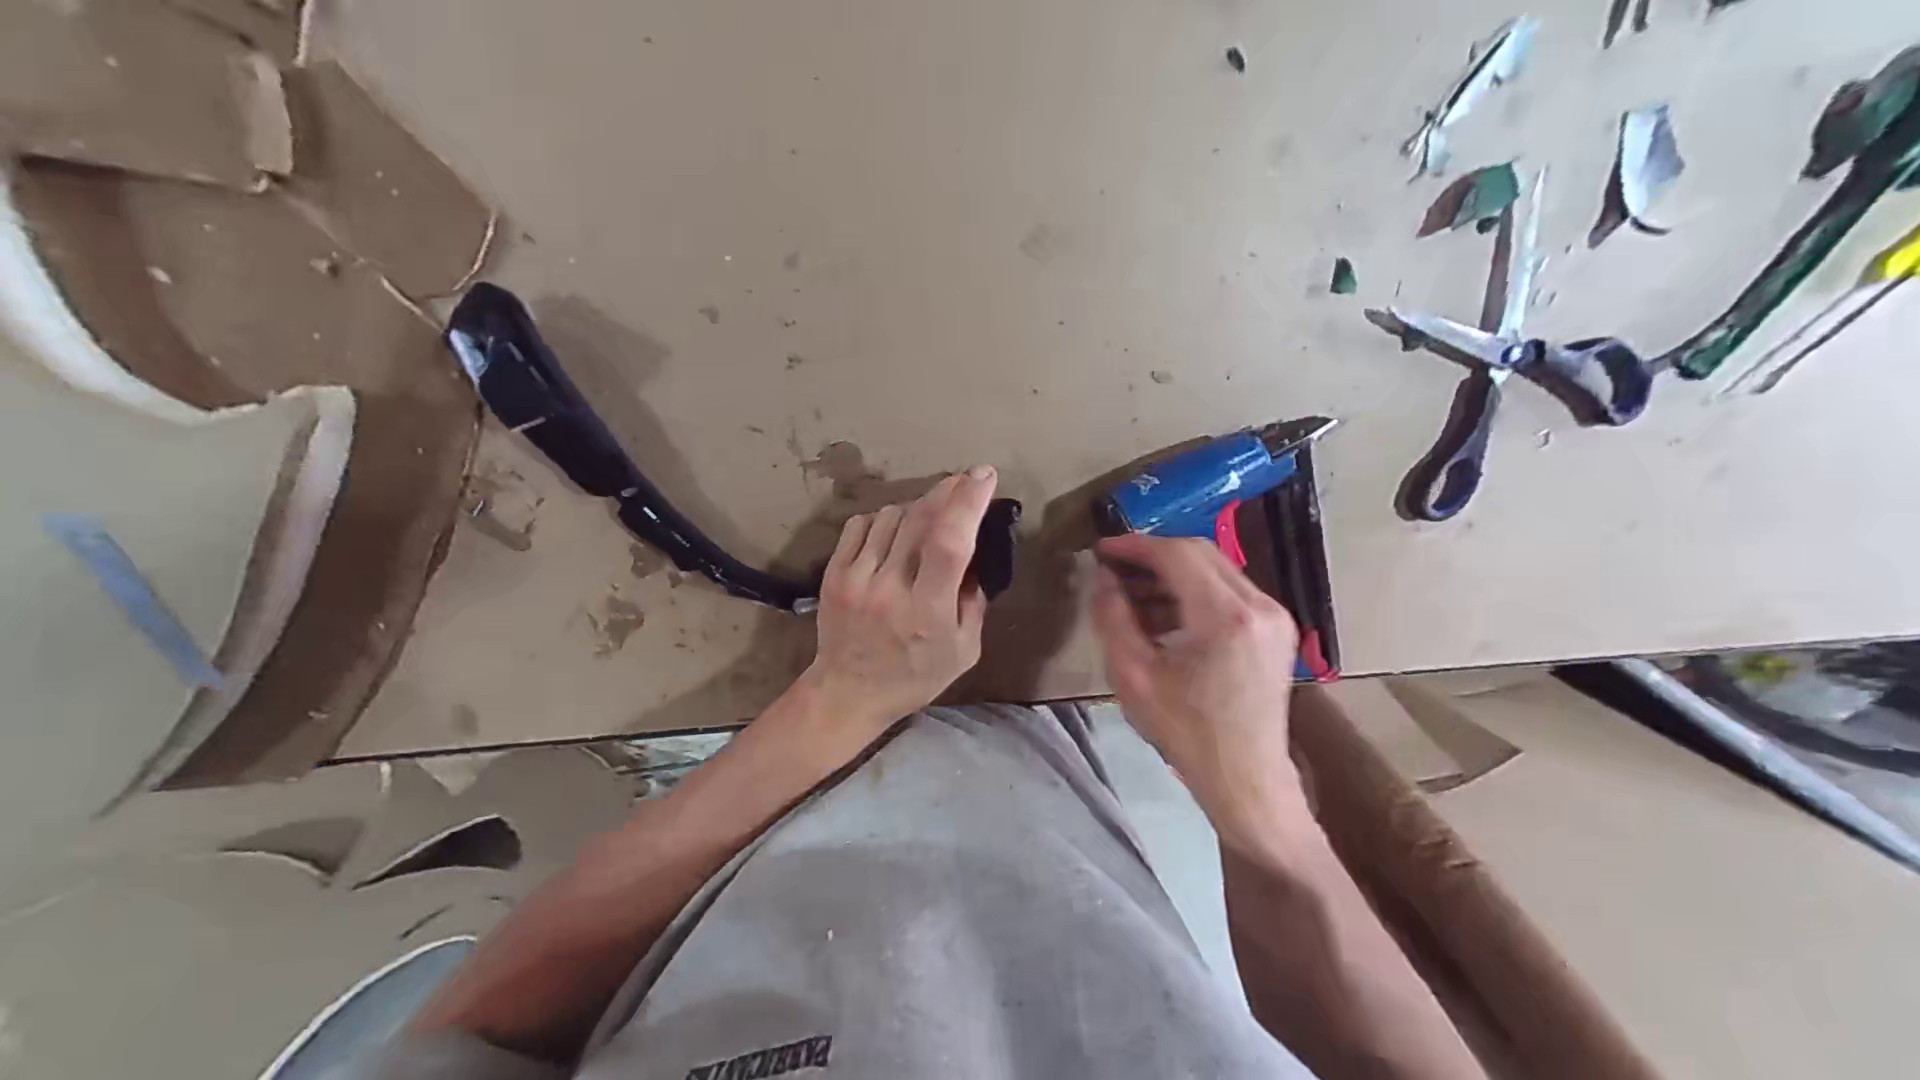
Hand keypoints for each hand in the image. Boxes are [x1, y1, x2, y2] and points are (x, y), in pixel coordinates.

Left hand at [800, 465, 998, 732]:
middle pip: (919, 518)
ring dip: (916, 507)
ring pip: (890, 516)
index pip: (949, 543)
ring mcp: (856, 579)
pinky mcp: (833, 574)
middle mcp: (890, 589)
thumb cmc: (915, 676)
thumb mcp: (964, 650)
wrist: (847, 692)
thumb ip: (974, 600)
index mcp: (928, 611)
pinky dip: (882, 519)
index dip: (968, 503)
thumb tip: (978, 553)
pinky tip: (894, 531)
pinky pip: (860, 525)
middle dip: (947, 490)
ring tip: (929, 517)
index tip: (984, 476)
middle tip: (964, 481)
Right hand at [1090, 533, 1310, 850]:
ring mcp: (1274, 616)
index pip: (1177, 554)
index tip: (1102, 550)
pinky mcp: (1276, 629)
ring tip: (1131, 594)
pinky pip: (1229, 591)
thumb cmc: (1186, 733)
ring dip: (1172, 573)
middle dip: (1152, 555)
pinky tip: (1162, 613)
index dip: (1135, 546)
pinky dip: (1193, 592)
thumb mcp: (1133, 675)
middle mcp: (1259, 605)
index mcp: (1226, 617)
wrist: (1247, 779)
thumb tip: (1103, 577)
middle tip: (1113, 568)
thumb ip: (1113, 617)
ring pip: (1215, 569)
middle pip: (1199, 553)